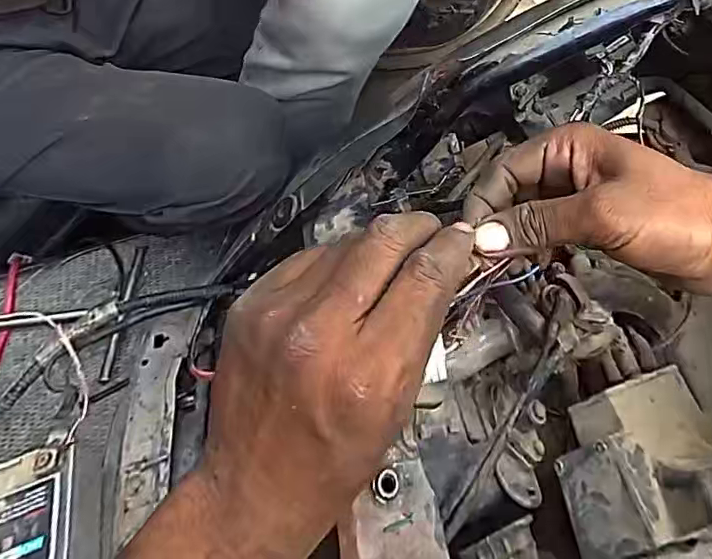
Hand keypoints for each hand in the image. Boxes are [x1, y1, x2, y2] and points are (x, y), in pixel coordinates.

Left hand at [190, 214, 476, 556]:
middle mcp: (320, 332)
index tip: (461, 238)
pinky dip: (335, 257)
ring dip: (376, 241)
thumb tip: (439, 271)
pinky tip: (344, 273)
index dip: (451, 248)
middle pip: (383, 240)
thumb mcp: (396, 408)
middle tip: (430, 228)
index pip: (423, 279)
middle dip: (417, 226)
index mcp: (367, 372)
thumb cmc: (329, 461)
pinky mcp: (253, 300)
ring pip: (346, 240)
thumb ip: (418, 333)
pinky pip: (309, 256)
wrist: (251, 485)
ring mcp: (279, 310)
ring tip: (389, 254)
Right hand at [464, 123, 711, 293]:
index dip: (485, 202)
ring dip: (516, 239)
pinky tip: (535, 268)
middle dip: (498, 223)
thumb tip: (485, 236)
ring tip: (506, 268)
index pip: (506, 169)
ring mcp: (580, 196)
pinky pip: (550, 233)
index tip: (473, 238)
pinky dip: (538, 250)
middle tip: (484, 260)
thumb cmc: (675, 215)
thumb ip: (540, 222)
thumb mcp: (600, 215)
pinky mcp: (592, 224)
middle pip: (513, 192)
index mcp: (567, 147)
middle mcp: (567, 167)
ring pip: (529, 215)